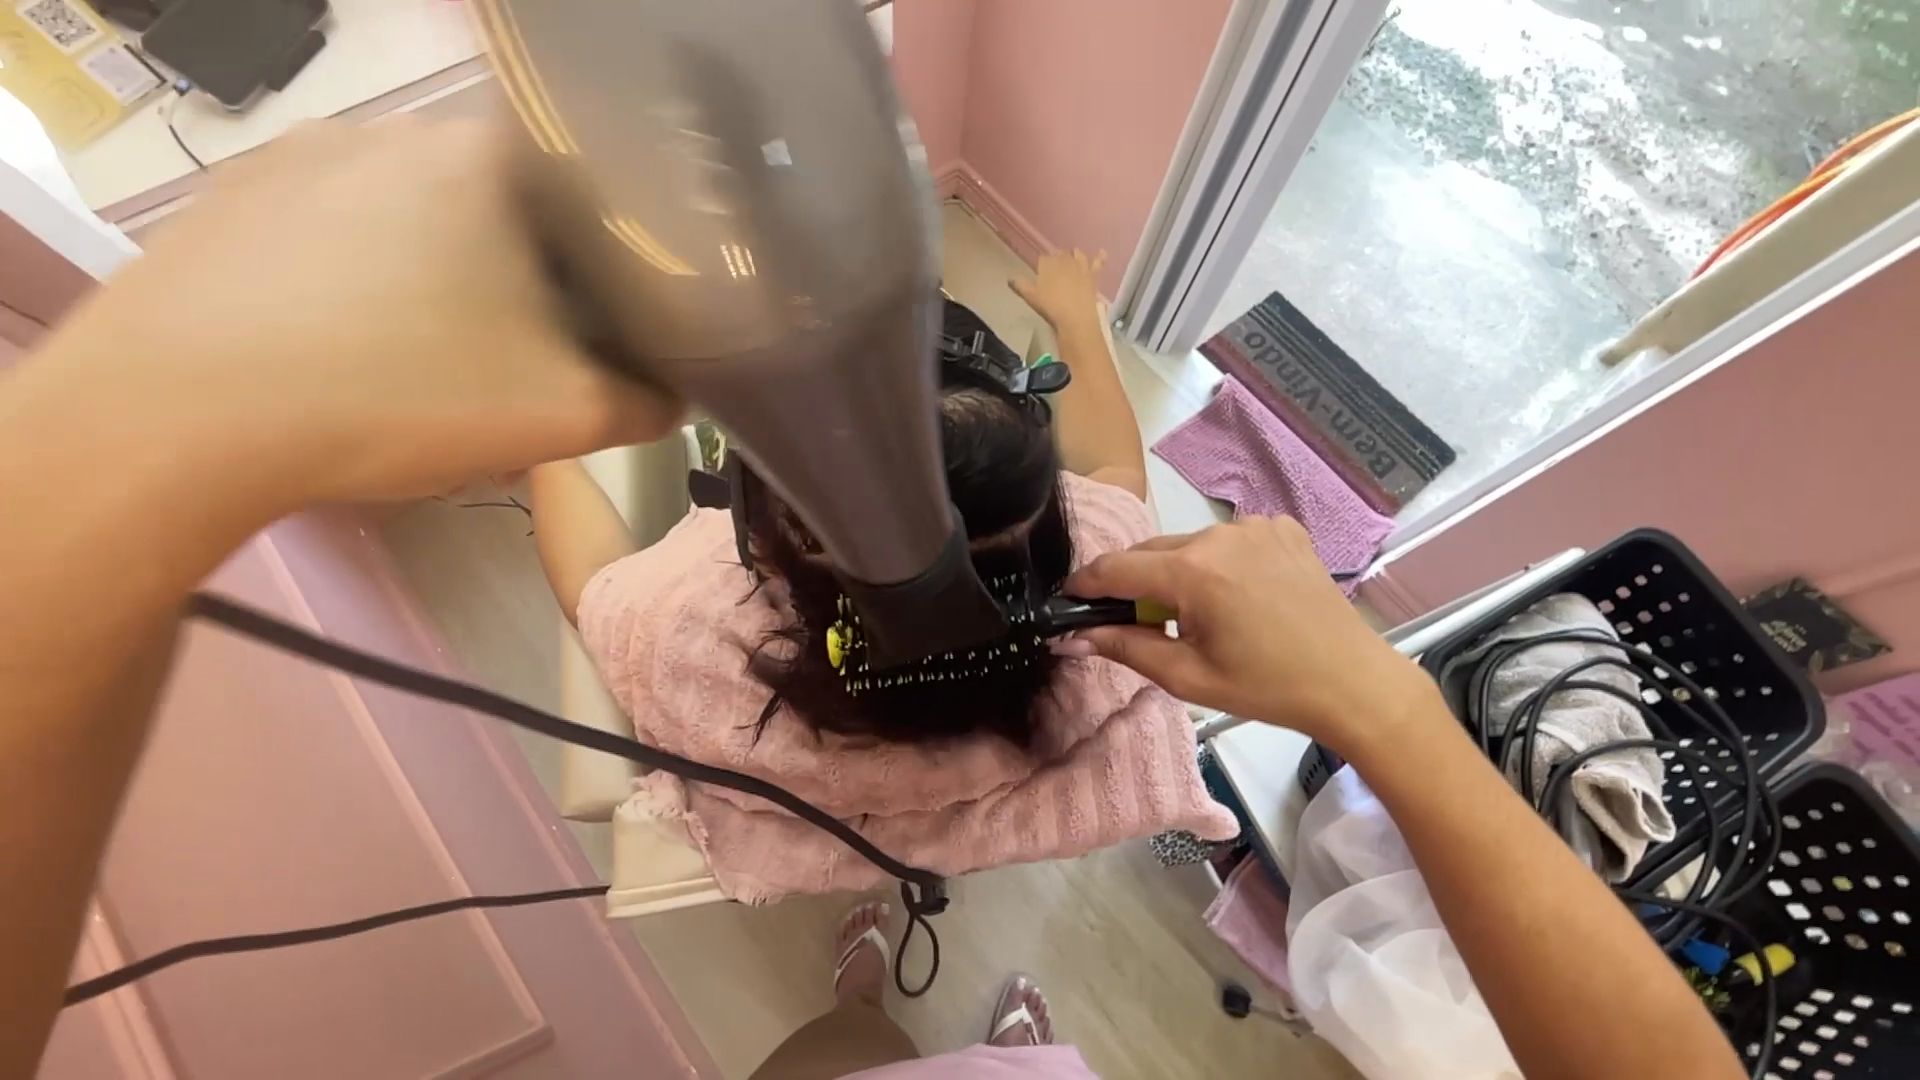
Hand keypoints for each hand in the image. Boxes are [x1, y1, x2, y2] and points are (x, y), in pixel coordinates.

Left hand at [39, 116, 683, 511]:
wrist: (177, 423)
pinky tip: (363, 341)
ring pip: (431, 217)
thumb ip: (648, 403)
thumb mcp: (567, 417)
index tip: (622, 311)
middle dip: (542, 274)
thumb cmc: (402, 394)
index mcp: (487, 160)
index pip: (595, 184)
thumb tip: (674, 396)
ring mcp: (305, 156)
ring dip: (461, 277)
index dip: (623, 251)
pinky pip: (353, 229)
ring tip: (449, 353)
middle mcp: (396, 130)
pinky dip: (380, 277)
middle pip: (515, 204)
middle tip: (542, 348)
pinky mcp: (239, 199)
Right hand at [1010, 249, 1105, 331]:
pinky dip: (1100, 257)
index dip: (1043, 265)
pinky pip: (1098, 262)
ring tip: (1073, 258)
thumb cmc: (1050, 307)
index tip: (1042, 272)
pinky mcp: (1093, 275)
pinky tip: (1103, 252)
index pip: (1044, 259)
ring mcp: (1080, 266)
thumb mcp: (1031, 297)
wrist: (1074, 316)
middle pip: (1060, 254)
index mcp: (1047, 263)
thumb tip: (1009, 277)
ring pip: (1077, 254)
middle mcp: (1064, 260)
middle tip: (1056, 269)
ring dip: (1074, 255)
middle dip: (1058, 258)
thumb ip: (1020, 285)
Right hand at [1063, 517, 1442, 754]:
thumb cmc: (1268, 687)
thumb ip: (1124, 647)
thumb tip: (1073, 637)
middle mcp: (1220, 535)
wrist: (1354, 683)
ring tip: (1197, 615)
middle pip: (1151, 552)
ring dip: (1178, 573)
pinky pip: (1228, 540)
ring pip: (1188, 545)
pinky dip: (1218, 563)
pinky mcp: (1282, 528)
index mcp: (1193, 572)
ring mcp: (1255, 526)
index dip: (1086, 584)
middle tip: (1140, 622)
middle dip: (1135, 583)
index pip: (1116, 567)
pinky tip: (1238, 595)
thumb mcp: (1187, 676)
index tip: (1069, 599)